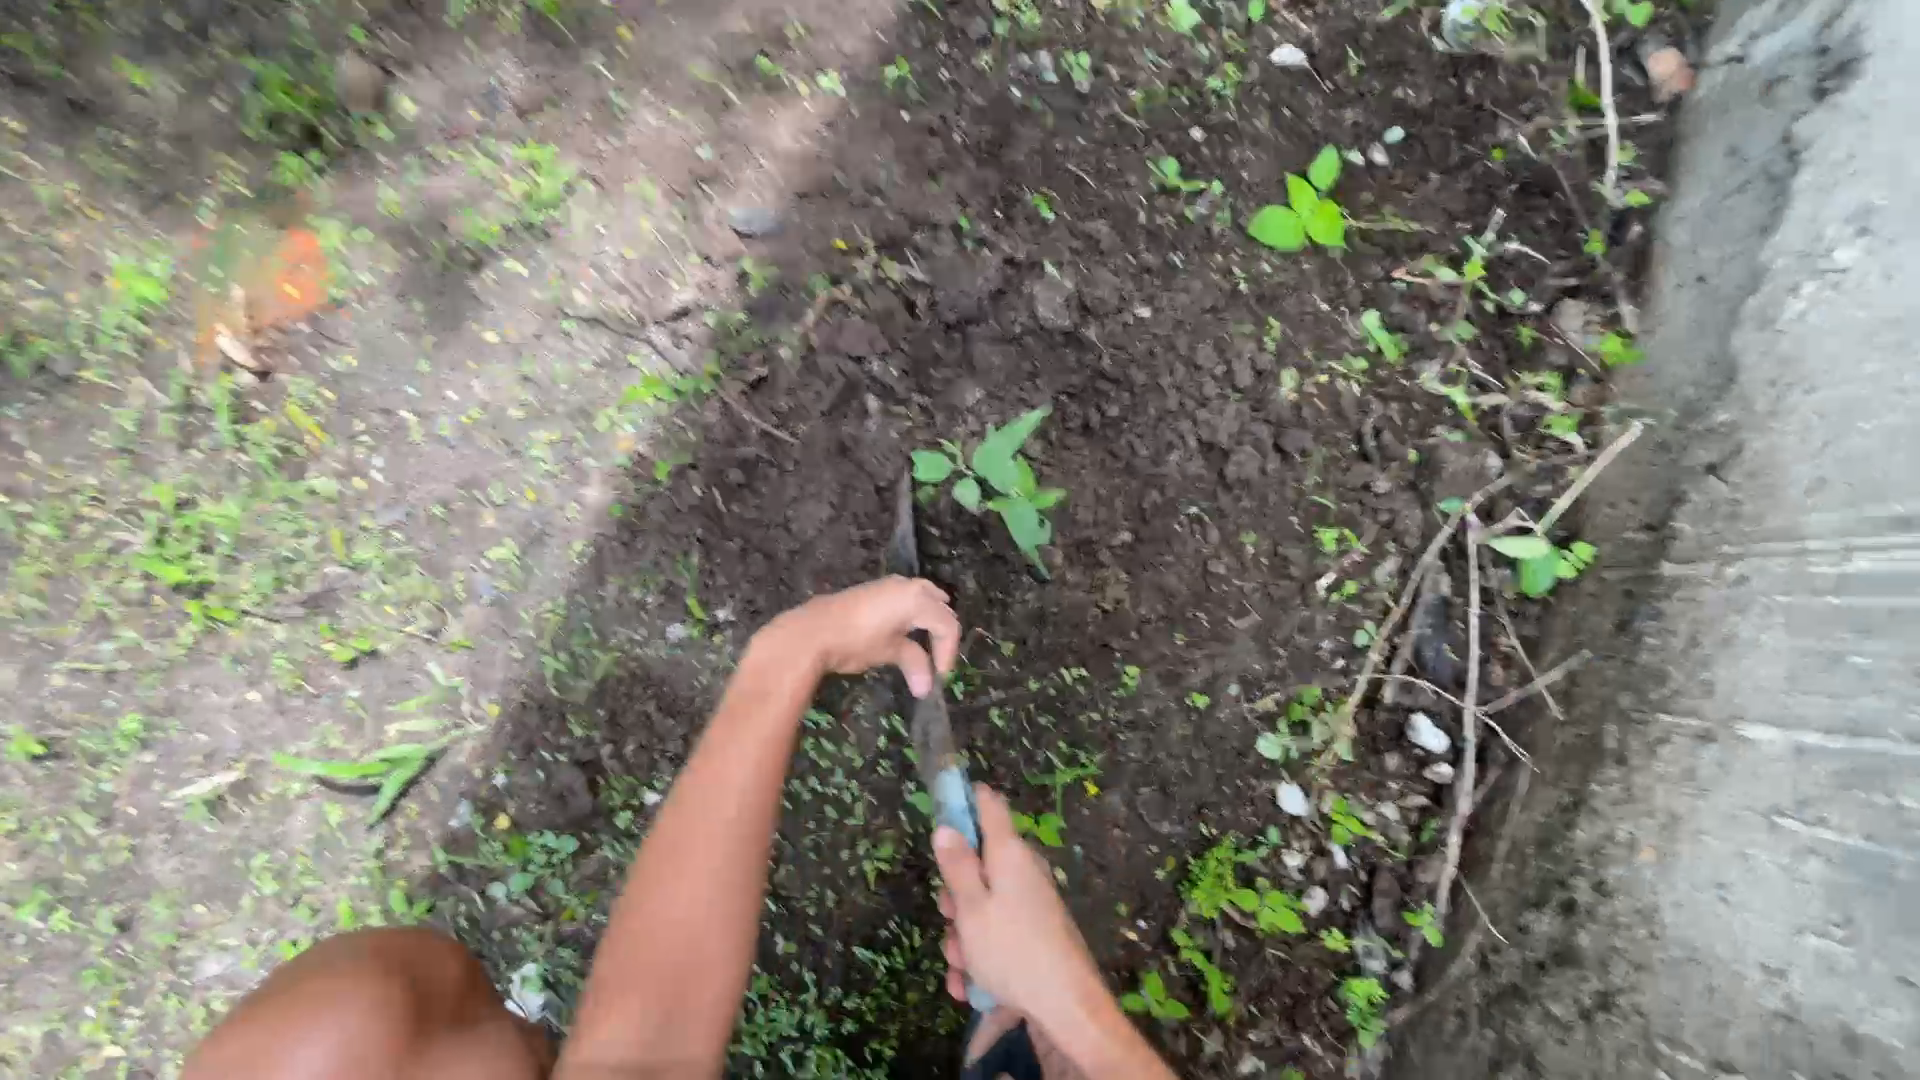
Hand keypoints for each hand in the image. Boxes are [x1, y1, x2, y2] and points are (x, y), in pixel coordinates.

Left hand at [758, 577, 959, 696]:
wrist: (811, 631)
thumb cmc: (855, 641)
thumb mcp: (889, 652)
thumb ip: (914, 664)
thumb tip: (926, 688)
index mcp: (917, 599)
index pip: (947, 625)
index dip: (948, 652)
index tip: (941, 677)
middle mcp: (908, 586)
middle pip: (939, 607)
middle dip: (942, 634)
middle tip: (938, 659)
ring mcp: (890, 585)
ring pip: (924, 597)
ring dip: (930, 620)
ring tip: (928, 643)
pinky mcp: (874, 590)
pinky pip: (907, 597)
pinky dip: (914, 613)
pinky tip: (905, 630)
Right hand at [934, 786, 1108, 1032]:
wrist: (1067, 1006)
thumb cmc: (1012, 950)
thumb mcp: (972, 908)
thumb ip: (957, 866)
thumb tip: (945, 826)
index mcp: (1009, 852)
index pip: (989, 804)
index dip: (964, 801)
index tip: (940, 816)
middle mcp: (1022, 869)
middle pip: (978, 863)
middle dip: (955, 894)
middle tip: (949, 919)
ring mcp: (1030, 901)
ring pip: (983, 904)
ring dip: (964, 934)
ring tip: (962, 967)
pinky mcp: (1034, 931)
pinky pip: (997, 930)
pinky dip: (981, 954)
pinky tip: (971, 986)